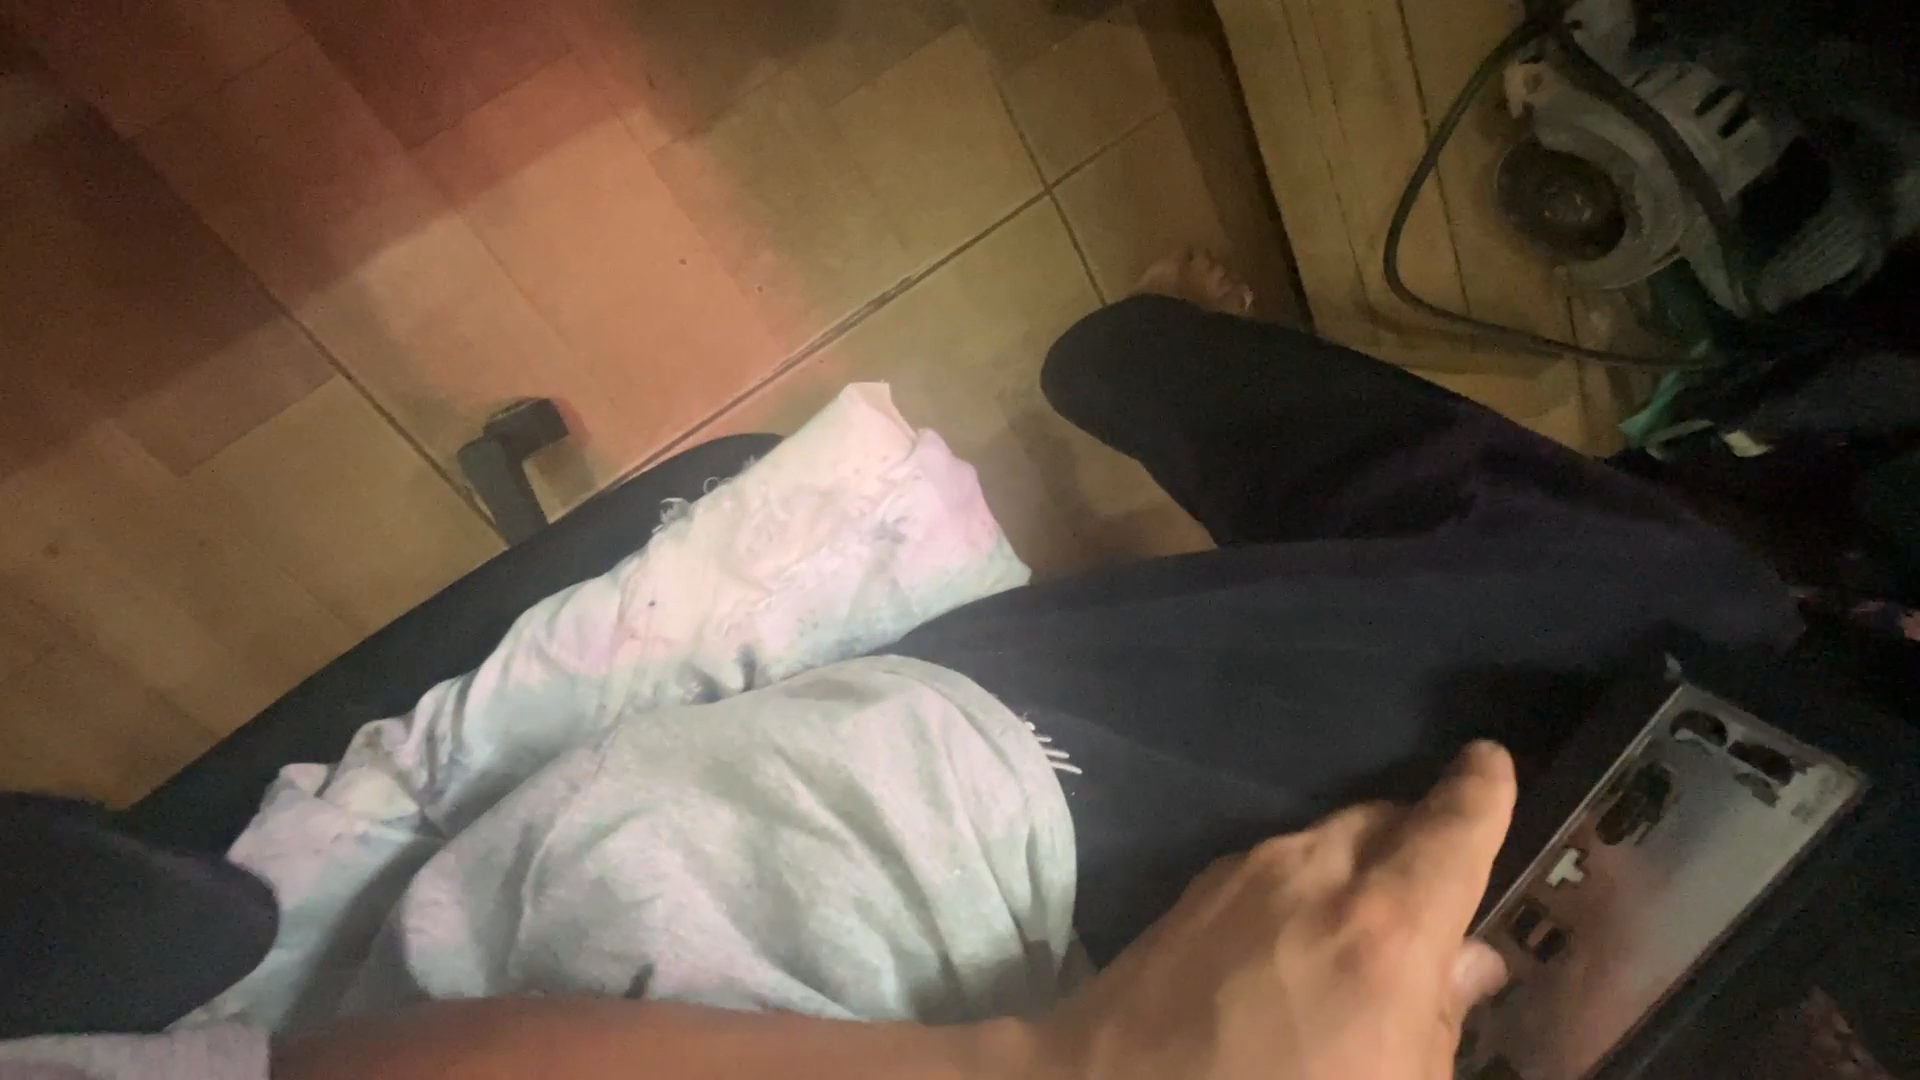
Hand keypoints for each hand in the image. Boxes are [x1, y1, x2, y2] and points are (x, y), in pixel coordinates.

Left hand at [1039, 740, 1516, 1079]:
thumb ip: (1440, 1016)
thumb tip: (1469, 956)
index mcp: (1381, 928)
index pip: (1447, 833)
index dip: (1478, 792)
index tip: (1489, 758)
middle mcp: (1311, 872)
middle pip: (1382, 820)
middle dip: (1420, 831)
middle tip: (1444, 869)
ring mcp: (1245, 869)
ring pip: (1326, 836)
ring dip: (1361, 857)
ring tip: (1373, 911)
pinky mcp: (1200, 883)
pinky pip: (1277, 859)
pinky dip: (1309, 875)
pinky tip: (1301, 927)